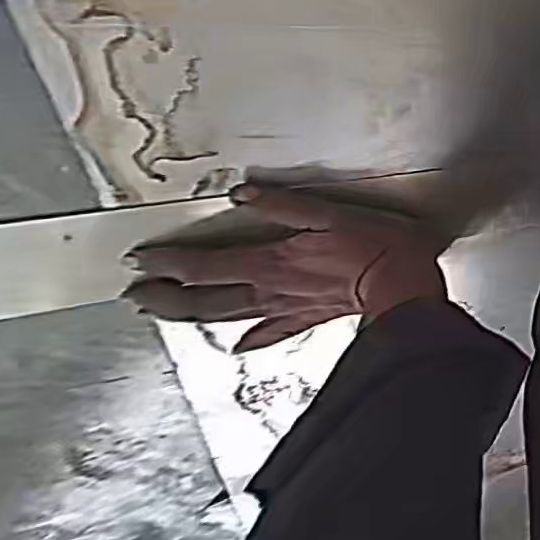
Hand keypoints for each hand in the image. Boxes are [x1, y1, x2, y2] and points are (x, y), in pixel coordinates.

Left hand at [122, 184, 449, 351]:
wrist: (403, 283)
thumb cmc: (376, 244)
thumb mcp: (332, 213)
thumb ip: (284, 205)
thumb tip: (244, 194)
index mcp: (272, 261)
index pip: (205, 265)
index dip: (168, 263)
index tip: (141, 260)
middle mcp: (270, 290)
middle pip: (203, 299)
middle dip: (164, 297)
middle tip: (136, 292)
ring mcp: (287, 309)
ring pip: (226, 317)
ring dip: (190, 316)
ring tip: (163, 314)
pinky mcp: (308, 319)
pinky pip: (270, 334)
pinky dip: (249, 340)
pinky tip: (238, 346)